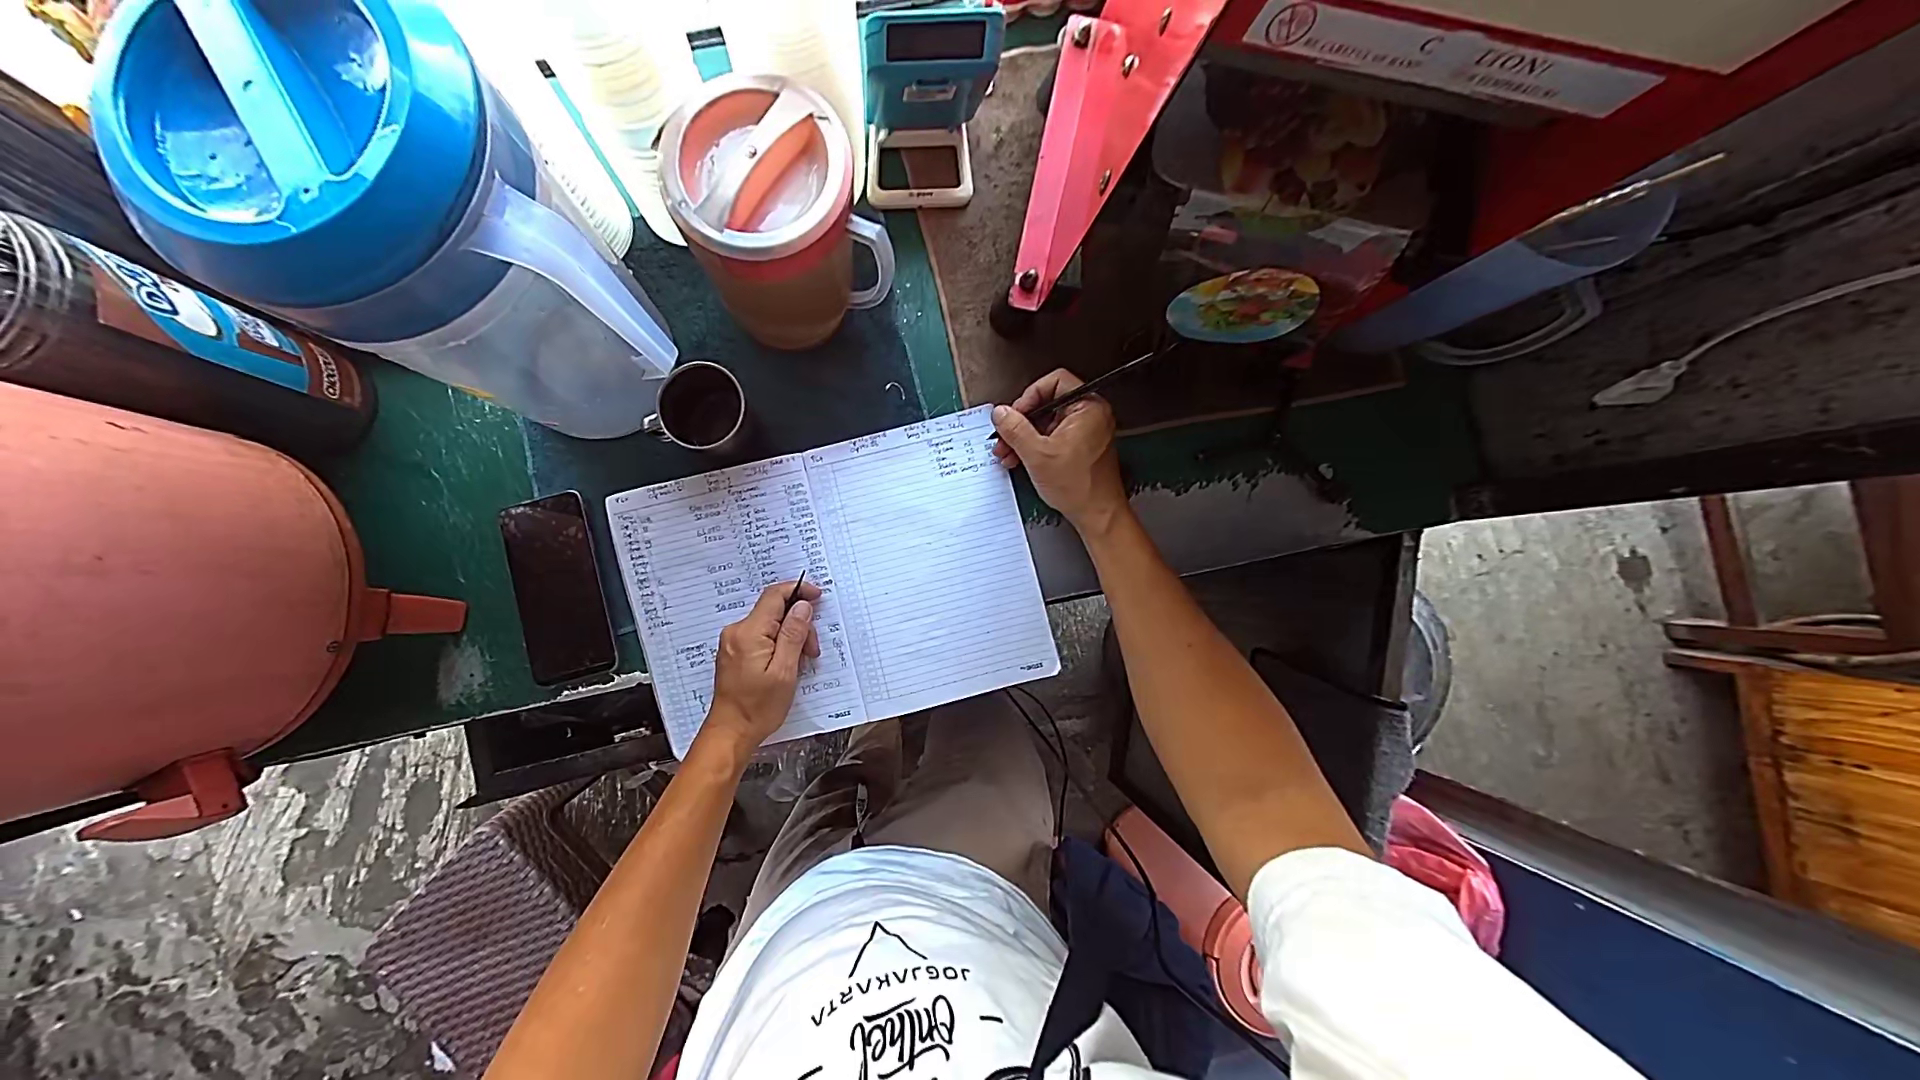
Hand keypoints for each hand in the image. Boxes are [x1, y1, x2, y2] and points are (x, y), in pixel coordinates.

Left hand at [701, 579, 820, 756]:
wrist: (732, 731)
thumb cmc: (757, 708)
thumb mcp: (785, 671)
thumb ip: (793, 635)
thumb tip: (802, 607)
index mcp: (749, 633)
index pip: (774, 596)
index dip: (799, 591)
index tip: (817, 596)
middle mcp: (737, 632)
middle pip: (775, 611)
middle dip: (798, 624)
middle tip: (811, 649)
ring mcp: (734, 642)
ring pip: (770, 624)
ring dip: (790, 636)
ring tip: (800, 663)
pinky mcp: (736, 651)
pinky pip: (762, 635)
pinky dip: (779, 644)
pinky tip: (787, 664)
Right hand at [990, 368, 1126, 534]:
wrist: (1096, 514)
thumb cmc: (1080, 487)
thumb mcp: (1037, 454)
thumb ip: (1015, 429)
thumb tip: (1001, 413)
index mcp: (1088, 407)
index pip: (1054, 382)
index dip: (1029, 397)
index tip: (1014, 414)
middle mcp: (1091, 415)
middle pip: (1047, 403)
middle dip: (1021, 422)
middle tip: (1005, 436)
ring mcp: (1086, 431)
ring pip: (1047, 423)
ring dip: (1024, 437)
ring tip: (1008, 452)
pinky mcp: (1081, 446)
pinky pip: (1053, 437)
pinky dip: (1035, 446)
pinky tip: (1020, 458)